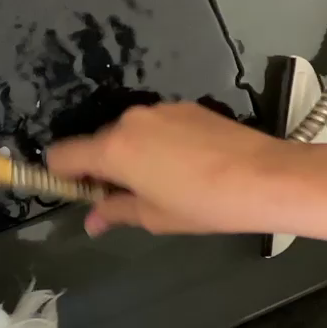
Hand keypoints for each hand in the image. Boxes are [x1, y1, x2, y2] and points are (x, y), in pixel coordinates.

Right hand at [45, 102, 307, 235]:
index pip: (62, 154)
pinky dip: (156, 144)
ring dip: (131, 155)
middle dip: (101, 168)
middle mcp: (129, 121)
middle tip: (124, 196)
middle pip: (96, 143)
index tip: (75, 193)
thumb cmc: (204, 204)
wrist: (267, 177)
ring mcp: (159, 110)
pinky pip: (155, 126)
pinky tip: (185, 165)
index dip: (60, 175)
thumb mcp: (154, 216)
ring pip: (128, 134)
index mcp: (113, 149)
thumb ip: (115, 212)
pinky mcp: (185, 107)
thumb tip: (91, 221)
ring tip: (162, 182)